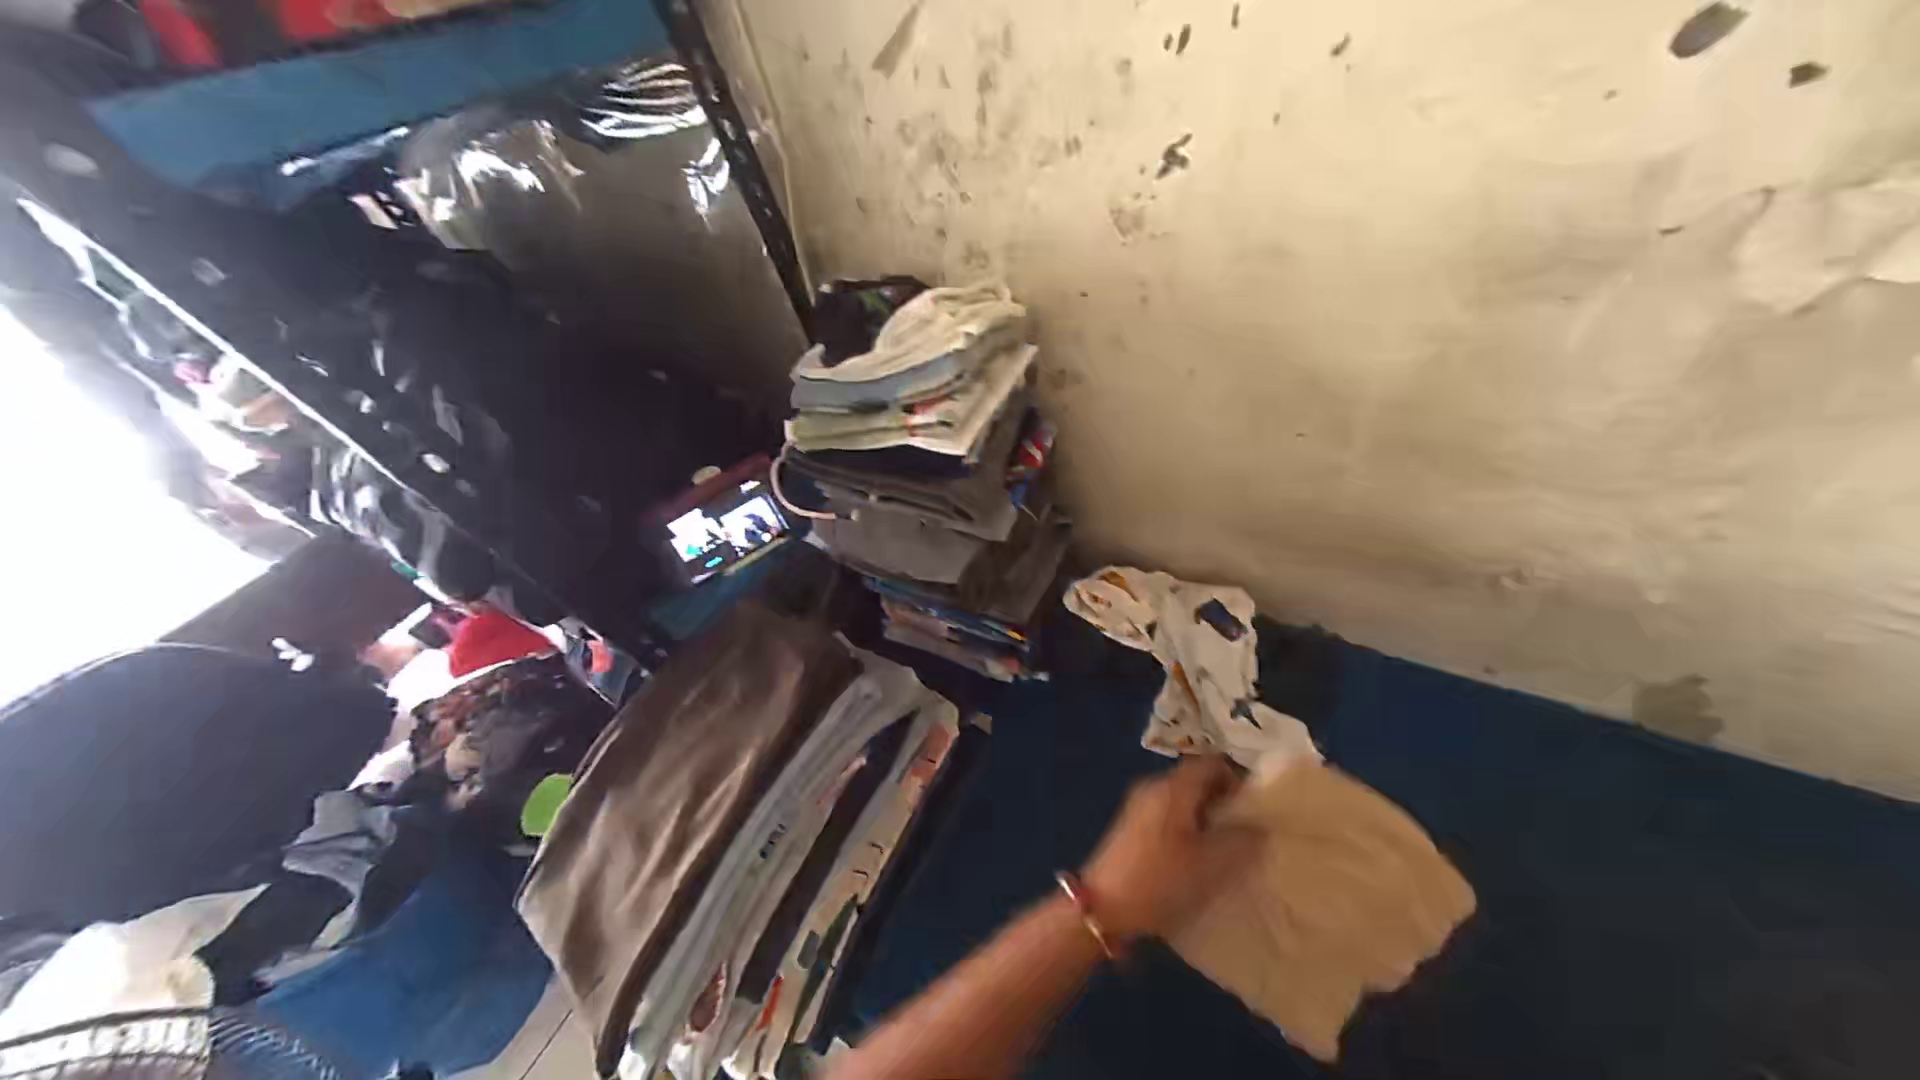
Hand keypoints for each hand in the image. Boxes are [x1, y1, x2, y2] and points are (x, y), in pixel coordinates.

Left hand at [1080, 755, 1259, 940]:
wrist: (1104, 906)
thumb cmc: (1160, 879)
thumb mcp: (1211, 864)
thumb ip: (1242, 840)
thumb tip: (1258, 826)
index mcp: (1172, 787)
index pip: (1212, 764)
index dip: (1239, 780)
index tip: (1258, 809)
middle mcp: (1153, 787)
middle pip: (1198, 780)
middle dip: (1226, 802)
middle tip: (1250, 832)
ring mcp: (1140, 806)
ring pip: (1185, 800)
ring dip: (1209, 818)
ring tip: (1230, 848)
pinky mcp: (1134, 826)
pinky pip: (1170, 815)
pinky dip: (1190, 828)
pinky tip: (1201, 858)